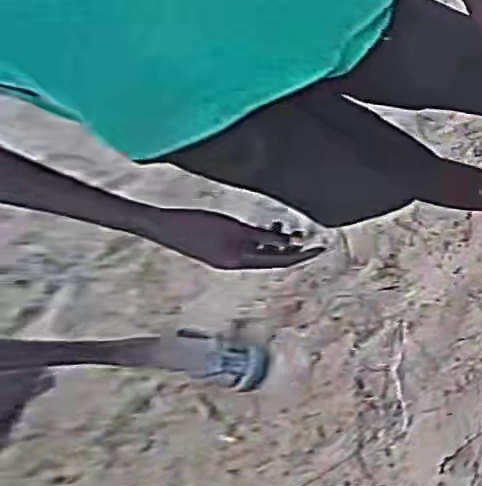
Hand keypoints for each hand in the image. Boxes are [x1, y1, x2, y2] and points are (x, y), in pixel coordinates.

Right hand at [148, 210, 322, 269]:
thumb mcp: (238, 229)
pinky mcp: (219, 249)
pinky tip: (270, 227)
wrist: (155, 222)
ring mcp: (226, 257)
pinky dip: (262, 239)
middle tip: (308, 235)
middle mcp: (234, 263)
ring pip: (262, 252)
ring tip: (288, 227)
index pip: (282, 261)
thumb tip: (294, 242)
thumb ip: (266, 237)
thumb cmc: (196, 223)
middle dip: (293, 248)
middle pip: (274, 259)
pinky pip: (249, 247)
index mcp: (239, 262)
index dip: (304, 255)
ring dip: (278, 241)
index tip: (322, 248)